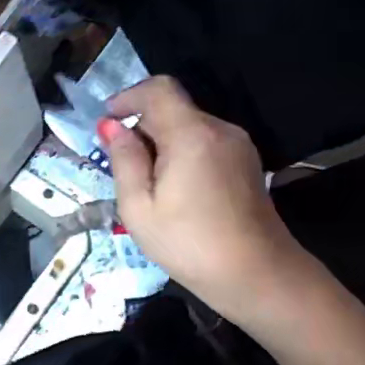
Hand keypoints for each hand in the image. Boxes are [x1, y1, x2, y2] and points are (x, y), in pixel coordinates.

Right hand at [102, 76, 316, 321]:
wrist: (256, 275)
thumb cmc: (189, 244)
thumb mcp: (139, 208)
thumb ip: (124, 160)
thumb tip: (112, 127)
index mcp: (191, 134)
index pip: (159, 89)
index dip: (128, 97)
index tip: (107, 120)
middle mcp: (219, 129)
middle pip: (174, 109)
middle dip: (142, 127)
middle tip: (121, 167)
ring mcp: (238, 145)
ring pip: (189, 128)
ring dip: (162, 143)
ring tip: (147, 187)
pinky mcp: (246, 162)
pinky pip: (206, 144)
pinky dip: (183, 154)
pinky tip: (176, 192)